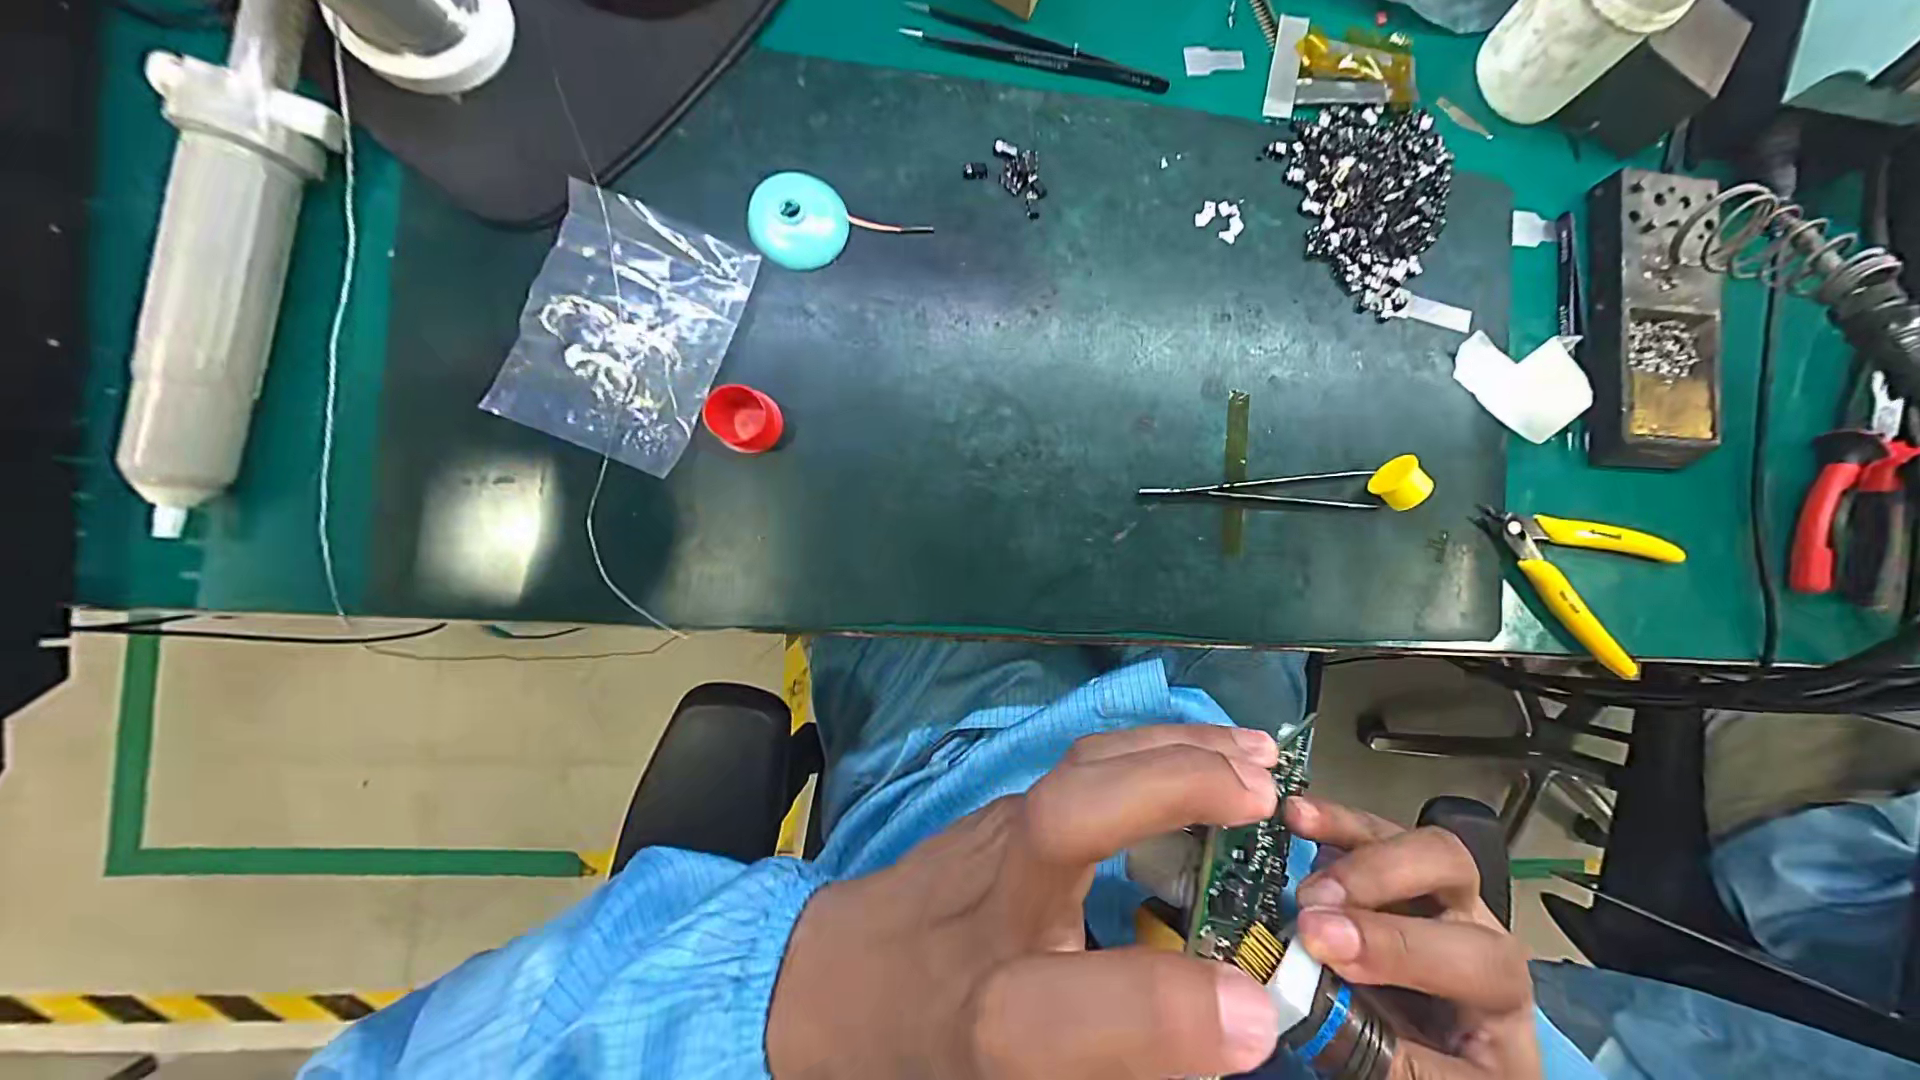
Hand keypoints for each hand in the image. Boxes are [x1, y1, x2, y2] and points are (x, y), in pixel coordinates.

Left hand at [768, 723, 1286, 1078]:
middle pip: (1057, 825)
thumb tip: (1229, 1024)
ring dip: (1167, 749)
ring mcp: (987, 839)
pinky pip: (1076, 768)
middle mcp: (986, 909)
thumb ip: (1110, 1047)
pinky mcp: (995, 808)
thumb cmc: (927, 1040)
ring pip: (1071, 772)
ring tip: (1253, 754)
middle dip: (1161, 792)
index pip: (1054, 1013)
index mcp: (984, 1014)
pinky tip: (1193, 748)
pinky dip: (1144, 748)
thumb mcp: (1011, 1072)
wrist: (835, 973)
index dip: (1159, 1014)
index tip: (1254, 1012)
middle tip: (1262, 795)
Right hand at [1285, 795, 1541, 1079]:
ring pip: (1419, 845)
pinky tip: (1294, 815)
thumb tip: (1305, 998)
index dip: (1400, 952)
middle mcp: (1476, 933)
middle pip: (1455, 879)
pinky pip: (1367, 830)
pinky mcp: (1382, 869)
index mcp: (1501, 1001)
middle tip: (1311, 910)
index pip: (1478, 965)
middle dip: (1376, 884)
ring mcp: (1431, 894)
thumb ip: (1376, 1054)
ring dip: (1352, 841)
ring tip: (1297, 840)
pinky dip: (1330, 819)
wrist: (1414, 1052)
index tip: (1327, 950)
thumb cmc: (1426, 1070)